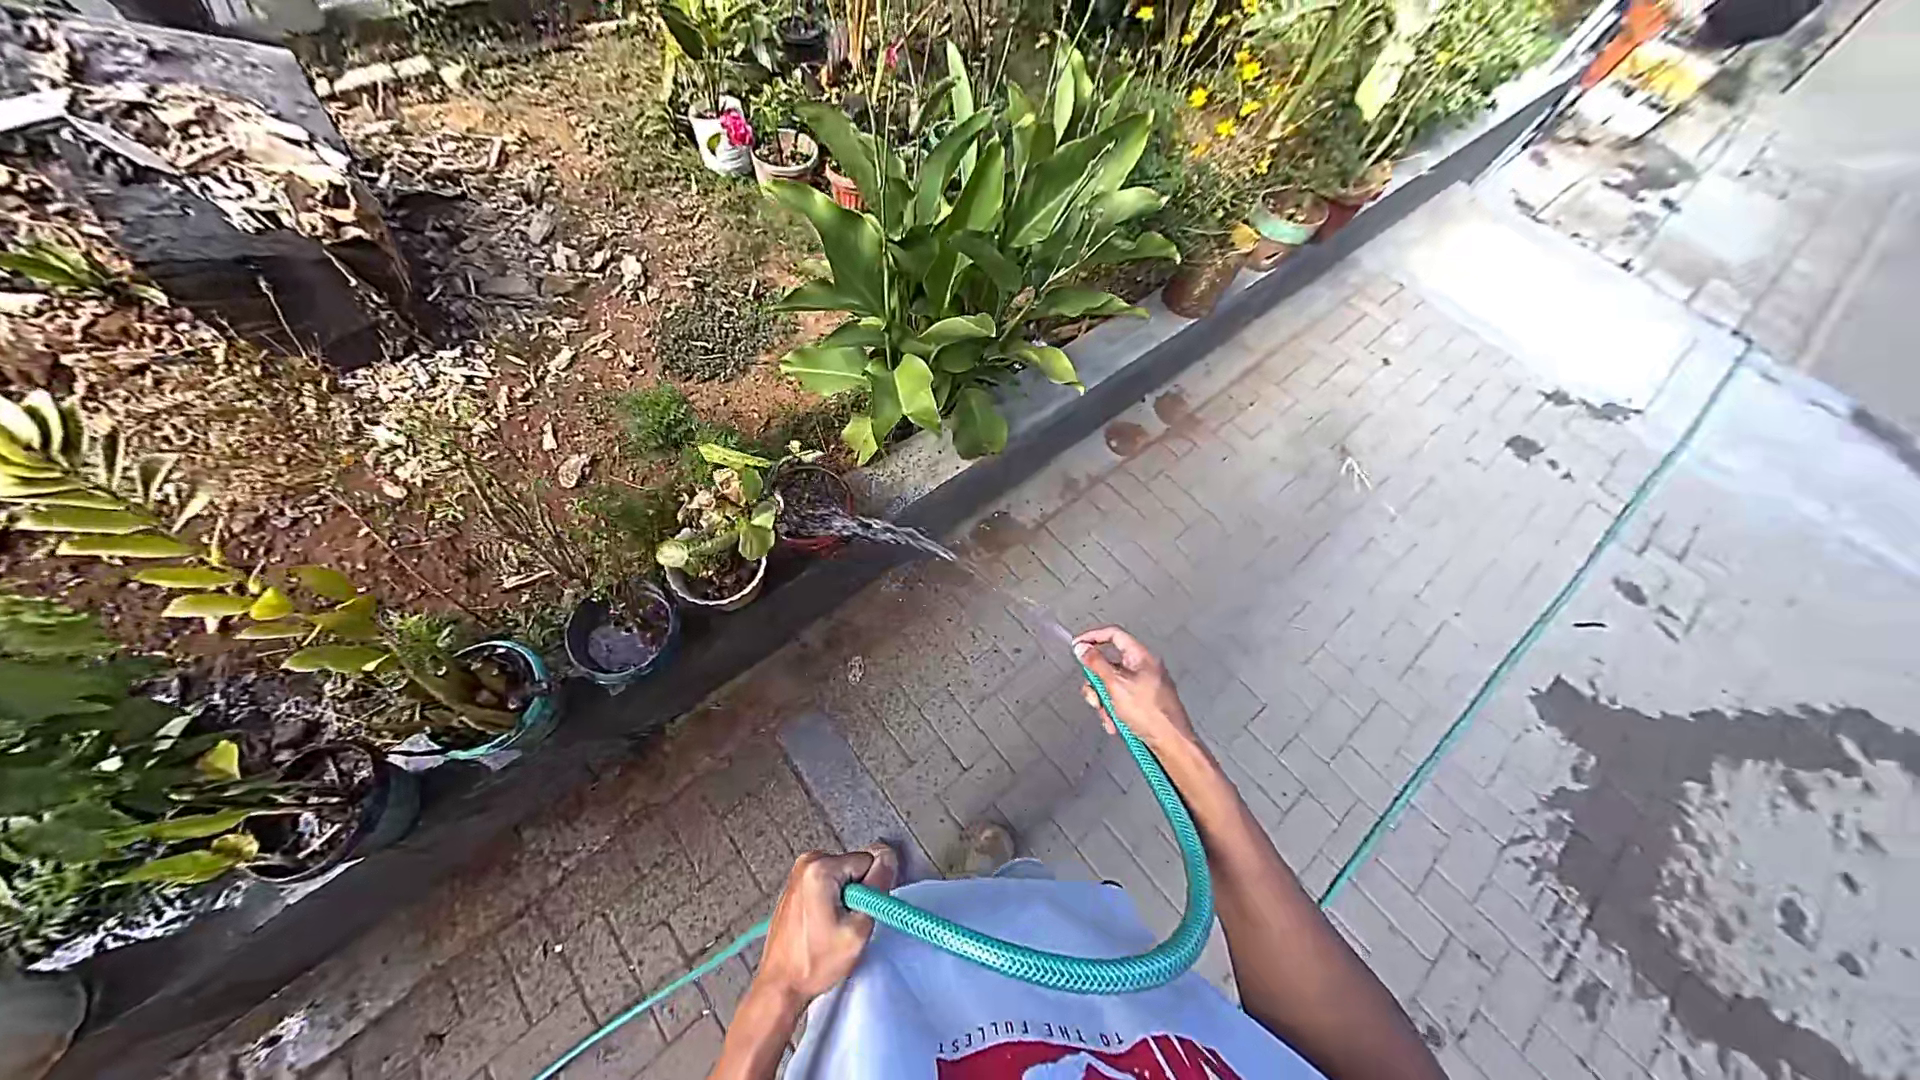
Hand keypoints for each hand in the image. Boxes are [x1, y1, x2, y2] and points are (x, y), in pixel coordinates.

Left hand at [752, 845, 897, 1012]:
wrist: (780, 986)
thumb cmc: (813, 964)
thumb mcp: (858, 929)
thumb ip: (878, 887)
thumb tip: (888, 858)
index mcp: (820, 867)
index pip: (870, 860)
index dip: (871, 890)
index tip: (857, 914)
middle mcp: (807, 862)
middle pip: (856, 866)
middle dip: (857, 894)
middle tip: (843, 924)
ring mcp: (799, 873)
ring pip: (845, 876)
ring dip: (845, 899)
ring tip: (831, 927)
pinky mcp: (797, 884)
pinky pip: (830, 883)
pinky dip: (832, 901)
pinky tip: (821, 925)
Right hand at [1073, 626, 1199, 753]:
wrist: (1171, 742)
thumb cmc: (1150, 714)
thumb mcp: (1115, 685)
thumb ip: (1096, 664)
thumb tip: (1083, 648)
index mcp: (1140, 656)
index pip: (1113, 635)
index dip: (1093, 637)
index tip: (1078, 647)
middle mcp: (1144, 667)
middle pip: (1108, 664)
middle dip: (1097, 683)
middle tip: (1096, 696)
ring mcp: (1145, 685)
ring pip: (1112, 685)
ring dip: (1104, 702)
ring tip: (1109, 716)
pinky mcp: (1144, 701)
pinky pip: (1120, 699)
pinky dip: (1113, 710)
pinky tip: (1116, 723)